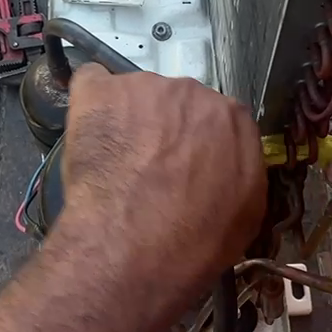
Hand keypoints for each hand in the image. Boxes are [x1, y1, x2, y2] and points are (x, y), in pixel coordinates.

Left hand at [57, 65, 264, 296]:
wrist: (134, 247)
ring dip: (127, 120)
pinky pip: (92, 84)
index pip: (216, 118)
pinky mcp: (101, 91)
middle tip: (146, 167)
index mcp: (234, 118)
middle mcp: (193, 92)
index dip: (195, 141)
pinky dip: (90, 105)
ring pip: (135, 95)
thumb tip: (224, 168)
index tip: (182, 164)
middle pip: (176, 102)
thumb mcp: (245, 217)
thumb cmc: (194, 242)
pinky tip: (86, 134)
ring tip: (114, 162)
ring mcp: (145, 86)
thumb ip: (239, 173)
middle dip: (162, 128)